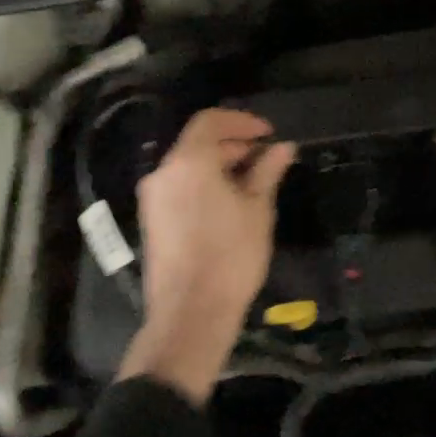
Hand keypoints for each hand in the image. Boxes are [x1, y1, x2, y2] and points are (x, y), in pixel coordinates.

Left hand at [117, 108, 296, 403]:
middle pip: (198, 143)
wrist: (190, 316)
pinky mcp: (152, 221)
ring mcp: (153, 199)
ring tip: (253, 181)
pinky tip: (231, 202)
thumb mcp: (257, 209)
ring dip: (220, 165)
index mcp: (188, 163)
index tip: (268, 134)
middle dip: (233, 144)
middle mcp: (164, 174)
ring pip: (188, 165)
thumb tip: (282, 148)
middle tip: (266, 158)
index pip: (210, 121)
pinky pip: (180, 186)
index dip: (242, 121)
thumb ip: (267, 171)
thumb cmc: (230, 256)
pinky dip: (205, 183)